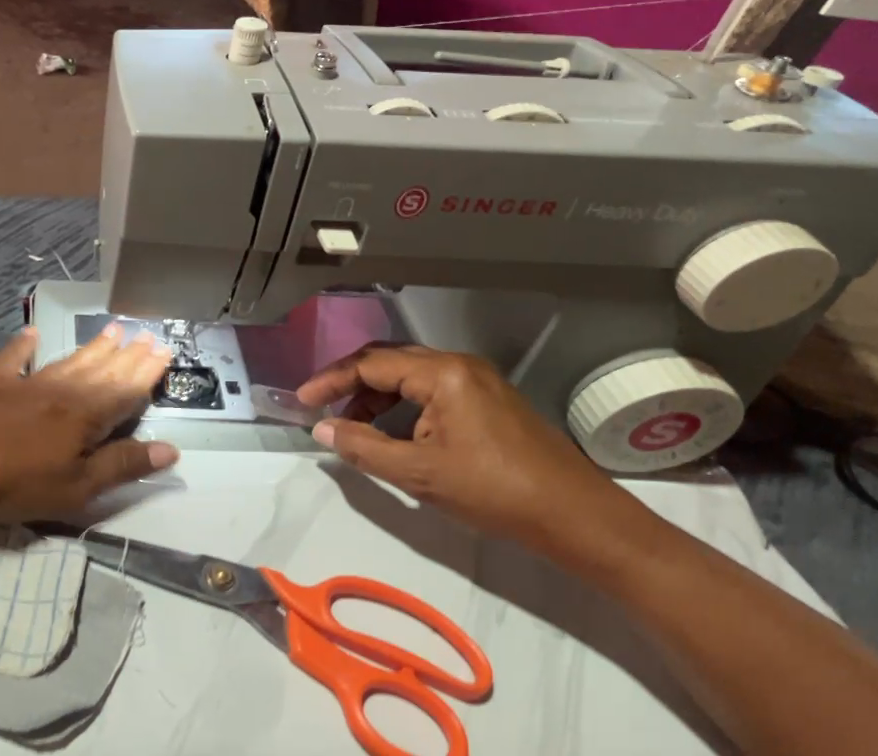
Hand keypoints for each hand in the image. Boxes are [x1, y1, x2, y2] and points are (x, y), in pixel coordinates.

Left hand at [0, 325, 179, 523]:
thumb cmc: (18, 481)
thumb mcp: (77, 487)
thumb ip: (121, 465)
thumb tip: (170, 449)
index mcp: (86, 416)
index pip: (126, 391)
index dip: (147, 373)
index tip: (165, 350)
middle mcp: (62, 392)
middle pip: (101, 370)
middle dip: (127, 354)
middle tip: (147, 334)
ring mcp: (26, 385)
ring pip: (68, 362)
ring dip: (92, 347)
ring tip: (112, 330)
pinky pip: (13, 360)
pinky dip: (23, 346)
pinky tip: (31, 333)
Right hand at [298, 345, 635, 557]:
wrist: (576, 517)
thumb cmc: (494, 492)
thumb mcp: (419, 474)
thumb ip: (363, 448)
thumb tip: (322, 428)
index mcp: (441, 373)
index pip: (370, 364)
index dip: (330, 381)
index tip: (301, 402)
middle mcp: (459, 364)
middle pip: (389, 360)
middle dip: (350, 383)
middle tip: (321, 408)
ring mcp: (478, 380)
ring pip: (411, 375)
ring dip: (376, 396)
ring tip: (353, 427)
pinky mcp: (490, 399)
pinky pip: (432, 389)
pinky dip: (403, 405)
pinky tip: (393, 432)